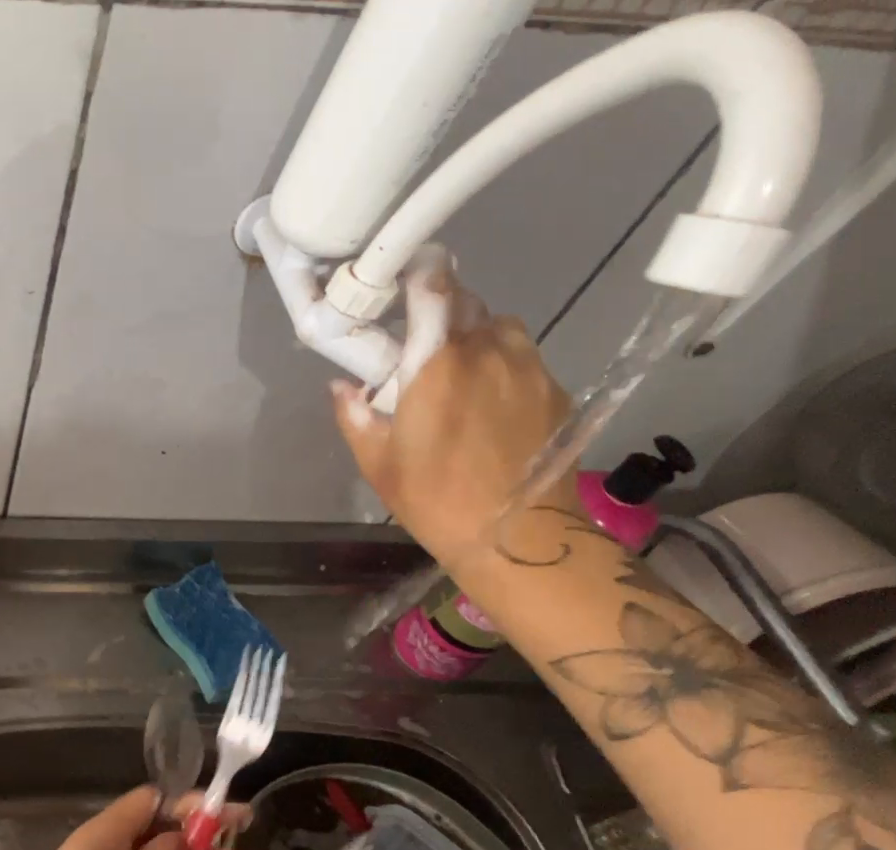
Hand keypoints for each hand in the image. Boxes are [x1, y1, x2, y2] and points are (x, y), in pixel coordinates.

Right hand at [329, 254, 573, 574]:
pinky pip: (524, 358)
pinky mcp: (554, 389)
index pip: (434, 289)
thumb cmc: (433, 497)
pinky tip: (491, 400)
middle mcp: (488, 351)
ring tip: (459, 368)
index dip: (421, 270)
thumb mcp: (377, 462)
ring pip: (500, 326)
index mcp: (438, 363)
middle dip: (442, 309)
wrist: (517, 534)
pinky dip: (503, 364)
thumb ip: (355, 415)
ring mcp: (529, 368)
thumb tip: (341, 387)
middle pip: (467, 303)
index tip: (406, 268)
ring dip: (476, 333)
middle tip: (420, 338)